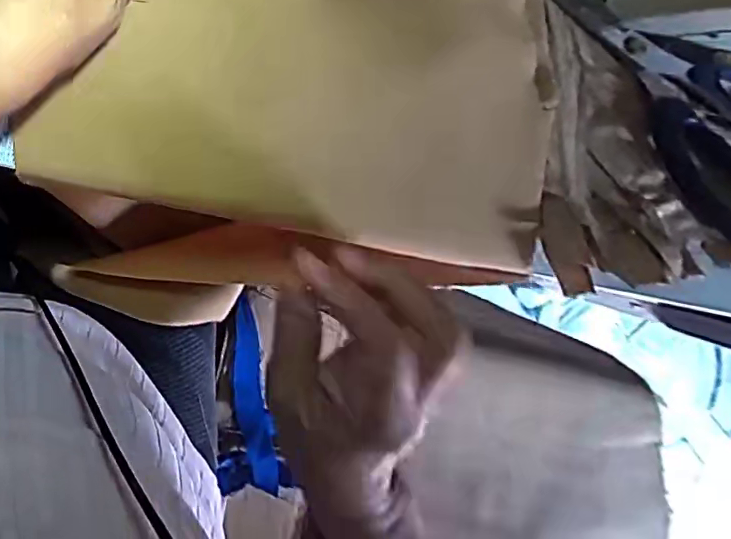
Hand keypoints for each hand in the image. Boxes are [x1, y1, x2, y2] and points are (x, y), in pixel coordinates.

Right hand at [272, 249, 468, 538]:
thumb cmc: (310, 437)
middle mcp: (421, 396)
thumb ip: (292, 336)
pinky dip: (402, 291)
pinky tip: (365, 278)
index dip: (348, 294)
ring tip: (352, 260)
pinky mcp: (430, 370)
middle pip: (439, 332)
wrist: (349, 477)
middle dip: (391, 281)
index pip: (386, 343)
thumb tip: (293, 280)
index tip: (304, 260)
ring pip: (446, 325)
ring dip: (402, 283)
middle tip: (339, 252)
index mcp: (383, 407)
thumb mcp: (284, 391)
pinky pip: (433, 323)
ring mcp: (435, 385)